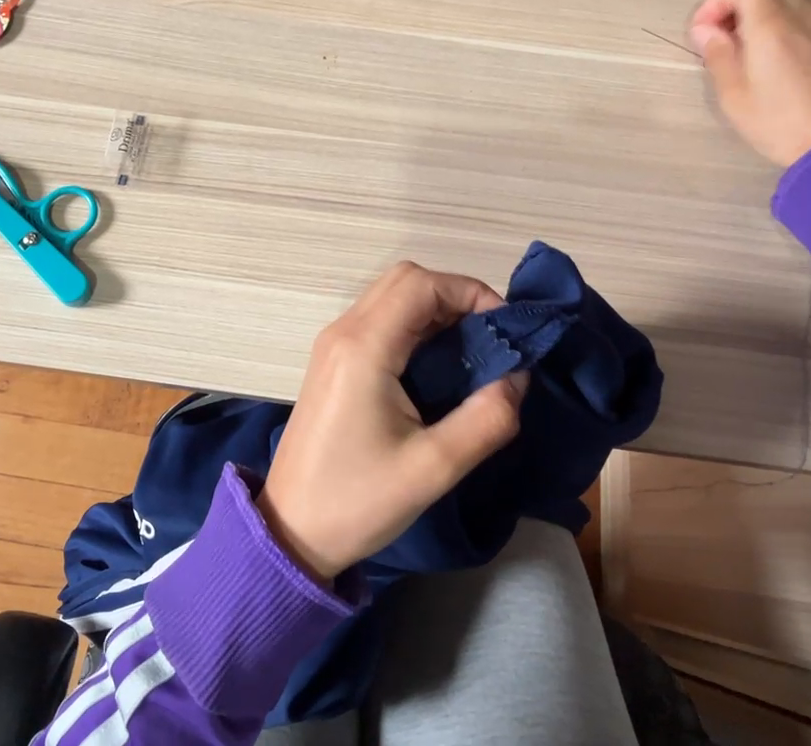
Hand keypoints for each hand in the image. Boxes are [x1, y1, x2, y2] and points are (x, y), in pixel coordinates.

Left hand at [258, 262, 527, 583]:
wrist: (291, 530)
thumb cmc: (358, 501)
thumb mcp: (435, 467)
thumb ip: (487, 417)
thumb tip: (519, 377)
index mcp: (363, 347)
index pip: (421, 284)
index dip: (471, 292)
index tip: (506, 331)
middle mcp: (343, 333)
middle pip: (405, 281)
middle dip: (456, 298)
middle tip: (492, 342)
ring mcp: (333, 346)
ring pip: (391, 298)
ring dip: (436, 313)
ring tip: (474, 357)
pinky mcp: (332, 363)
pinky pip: (379, 323)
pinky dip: (415, 328)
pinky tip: (440, 370)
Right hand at [687, 0, 810, 167]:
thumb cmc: (779, 121)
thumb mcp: (733, 94)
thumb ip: (718, 54)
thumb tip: (707, 31)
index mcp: (774, 25)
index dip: (719, 1)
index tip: (703, 31)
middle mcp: (804, 18)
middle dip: (740, 1)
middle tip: (721, 33)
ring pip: (791, 1)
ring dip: (762, 13)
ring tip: (743, 48)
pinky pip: (805, 19)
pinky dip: (782, 25)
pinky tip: (770, 59)